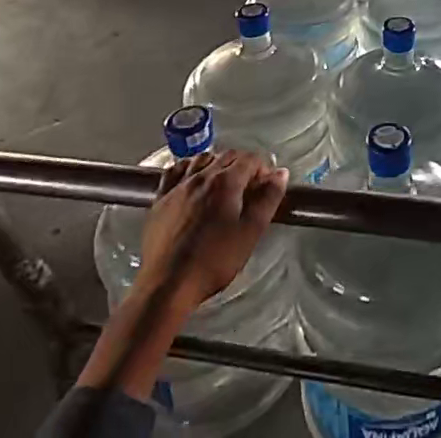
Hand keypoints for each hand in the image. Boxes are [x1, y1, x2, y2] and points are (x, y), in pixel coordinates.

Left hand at [135, 150, 287, 311]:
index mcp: (226, 183)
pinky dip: (188, 168)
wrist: (166, 286)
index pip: (250, 159)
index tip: (267, 184)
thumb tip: (280, 174)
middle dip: (243, 164)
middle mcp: (201, 177)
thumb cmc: (213, 261)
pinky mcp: (160, 199)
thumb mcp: (250, 233)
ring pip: (201, 159)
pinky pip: (175, 171)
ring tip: (224, 182)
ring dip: (217, 163)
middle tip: (250, 186)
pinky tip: (192, 178)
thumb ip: (268, 200)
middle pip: (227, 156)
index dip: (263, 168)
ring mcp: (178, 186)